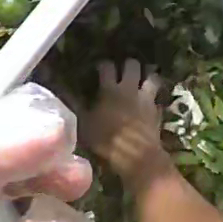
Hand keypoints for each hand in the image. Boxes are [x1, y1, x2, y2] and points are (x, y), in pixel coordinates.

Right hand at [82, 59, 171, 186]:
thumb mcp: (84, 124)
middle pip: (132, 65)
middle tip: (123, 69)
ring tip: (143, 78)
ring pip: (151, 77)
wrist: (136, 157)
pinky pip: (157, 98)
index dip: (103, 64)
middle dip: (128, 64)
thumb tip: (65, 92)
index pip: (107, 67)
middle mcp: (129, 89)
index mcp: (110, 90)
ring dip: (147, 75)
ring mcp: (146, 99)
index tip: (99, 67)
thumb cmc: (106, 141)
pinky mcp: (157, 111)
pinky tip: (150, 101)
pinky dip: (154, 97)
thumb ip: (77, 105)